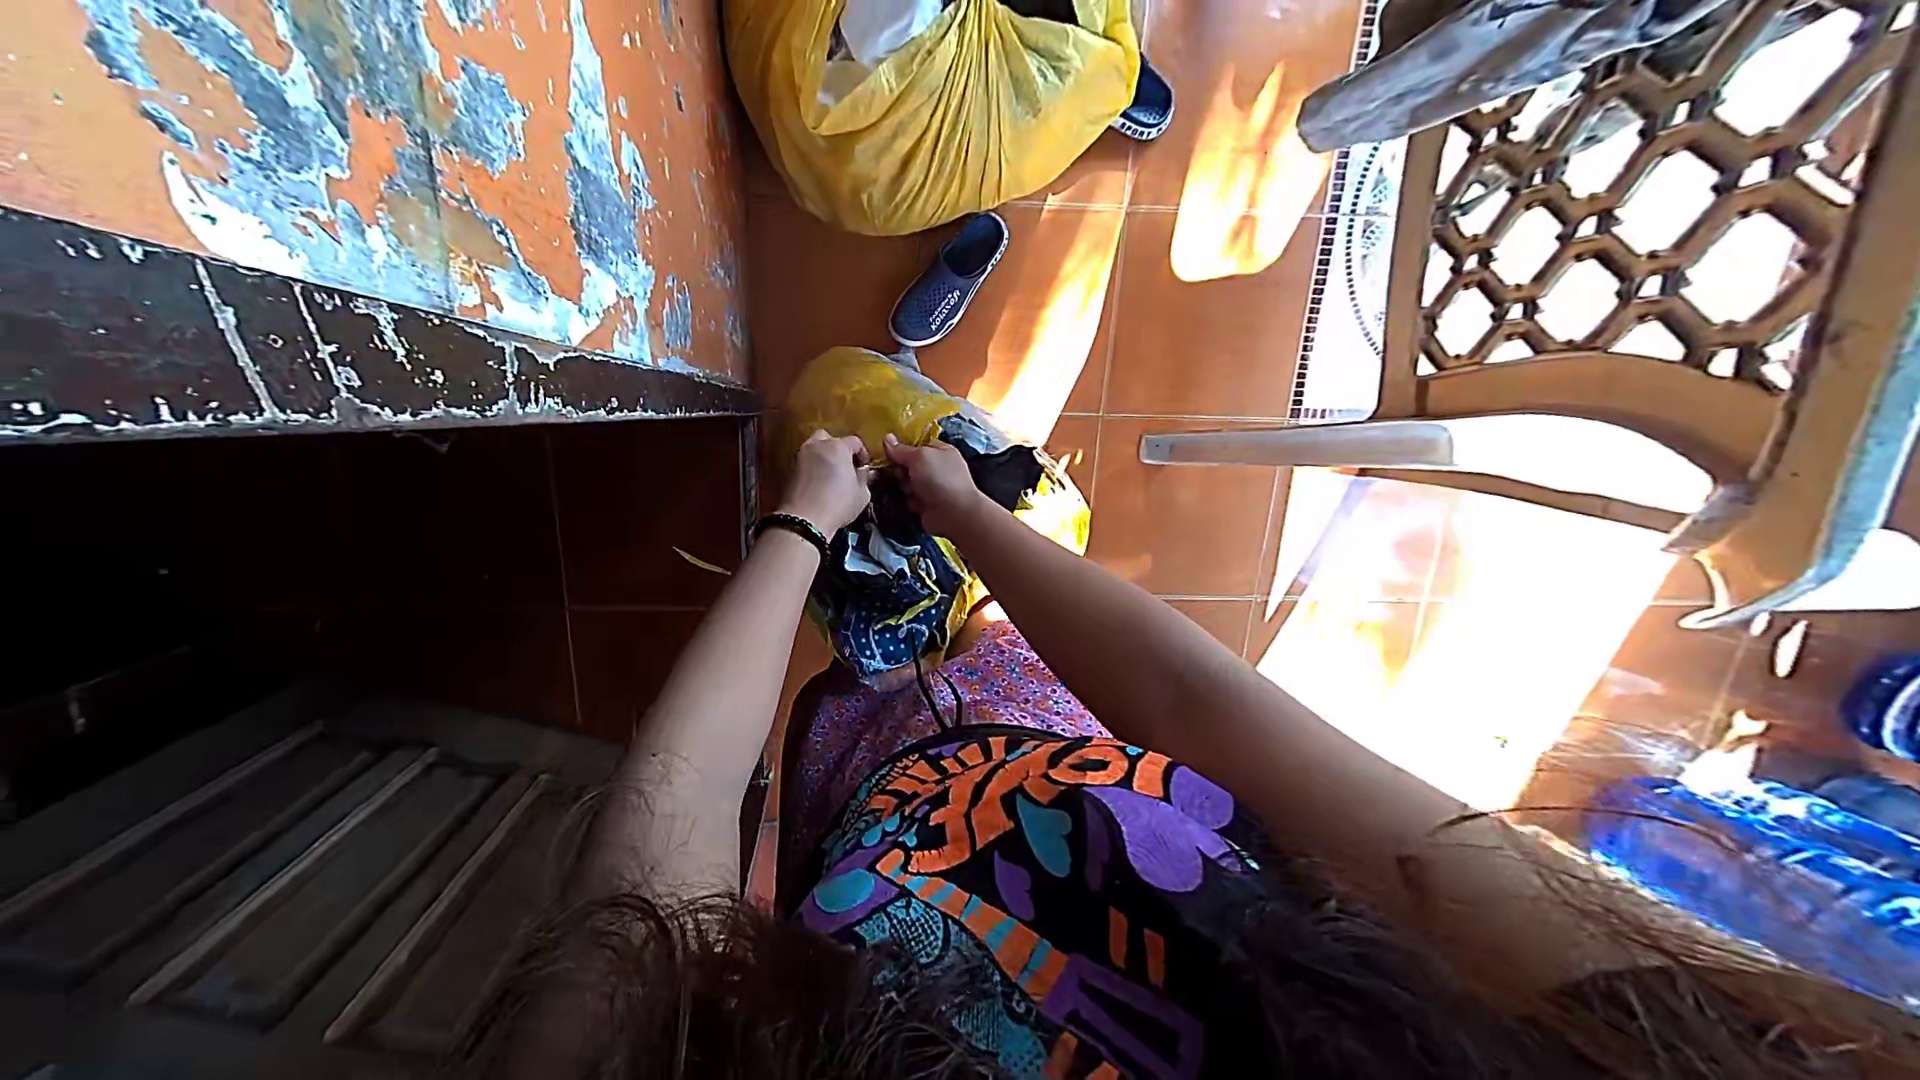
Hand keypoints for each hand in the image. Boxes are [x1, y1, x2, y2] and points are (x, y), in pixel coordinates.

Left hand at [778, 430, 872, 534]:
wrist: (804, 520)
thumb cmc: (838, 504)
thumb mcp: (862, 494)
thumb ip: (864, 478)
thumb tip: (863, 472)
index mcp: (837, 446)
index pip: (854, 441)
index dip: (862, 453)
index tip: (864, 467)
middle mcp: (816, 445)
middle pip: (828, 438)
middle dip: (837, 448)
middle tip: (844, 465)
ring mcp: (800, 456)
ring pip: (813, 449)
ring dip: (822, 457)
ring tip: (829, 475)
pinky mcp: (789, 469)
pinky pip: (804, 462)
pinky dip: (811, 467)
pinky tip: (817, 483)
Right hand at [884, 433, 993, 537]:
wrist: (954, 514)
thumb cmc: (939, 478)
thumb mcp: (919, 457)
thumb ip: (902, 450)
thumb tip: (887, 437)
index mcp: (940, 451)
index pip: (917, 444)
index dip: (902, 446)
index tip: (886, 450)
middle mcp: (936, 468)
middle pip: (909, 464)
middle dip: (901, 469)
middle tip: (899, 473)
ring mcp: (932, 486)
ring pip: (907, 482)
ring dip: (903, 486)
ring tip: (907, 490)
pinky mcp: (925, 504)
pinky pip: (909, 498)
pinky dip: (908, 500)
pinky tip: (910, 502)